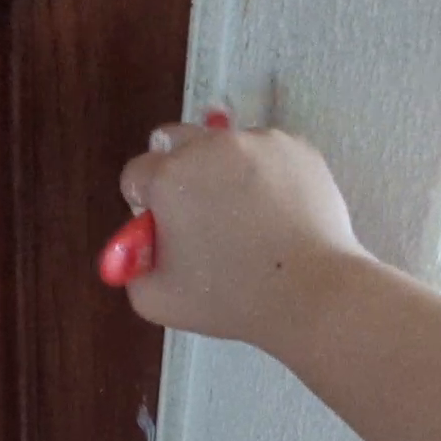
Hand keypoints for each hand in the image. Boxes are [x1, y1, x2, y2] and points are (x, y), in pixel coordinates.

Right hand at [118, 123, 368, 349]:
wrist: (308, 291)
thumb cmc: (229, 299)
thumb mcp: (154, 299)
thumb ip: (132, 267)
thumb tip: (138, 249)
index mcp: (168, 178)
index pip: (136, 173)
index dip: (143, 203)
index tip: (159, 226)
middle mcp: (210, 147)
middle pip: (174, 141)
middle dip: (175, 173)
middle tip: (194, 214)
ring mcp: (257, 142)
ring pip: (222, 148)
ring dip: (220, 174)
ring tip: (242, 222)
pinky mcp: (295, 148)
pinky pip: (264, 154)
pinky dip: (262, 177)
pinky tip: (271, 216)